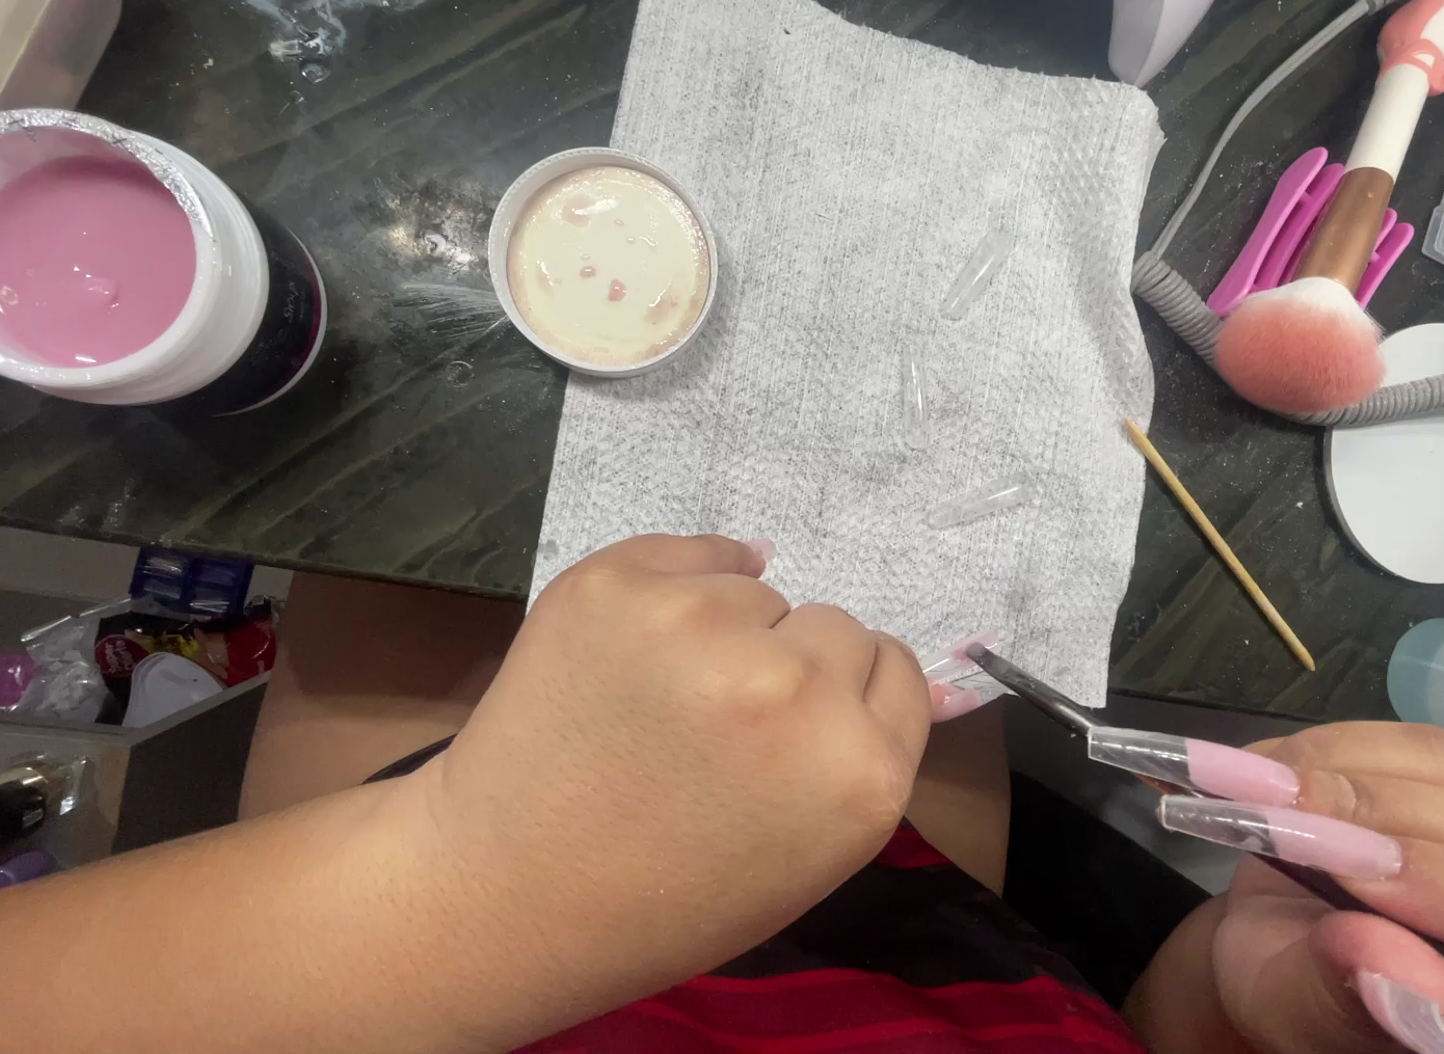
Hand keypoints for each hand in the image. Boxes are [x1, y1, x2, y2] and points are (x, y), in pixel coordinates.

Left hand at [411, 534, 931, 1033]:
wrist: (508, 888)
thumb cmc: (672, 888)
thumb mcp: (812, 847)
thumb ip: (876, 753)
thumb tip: (935, 674)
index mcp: (858, 773)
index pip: (898, 667)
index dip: (848, 695)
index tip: (802, 720)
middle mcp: (793, 690)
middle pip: (838, 623)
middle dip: (796, 665)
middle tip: (727, 721)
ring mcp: (701, 626)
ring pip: (763, 592)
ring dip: (732, 631)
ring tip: (667, 698)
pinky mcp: (620, 582)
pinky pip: (699, 555)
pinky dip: (681, 588)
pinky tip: (642, 648)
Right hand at [1133, 722, 1443, 1053]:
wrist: (1273, 954)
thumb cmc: (1296, 1004)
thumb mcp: (1297, 1018)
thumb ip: (1349, 1009)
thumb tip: (1395, 966)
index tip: (1353, 877)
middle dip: (1384, 822)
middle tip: (1277, 810)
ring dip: (1345, 773)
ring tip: (1257, 785)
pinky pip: (1409, 745)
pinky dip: (1326, 748)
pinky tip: (1265, 769)